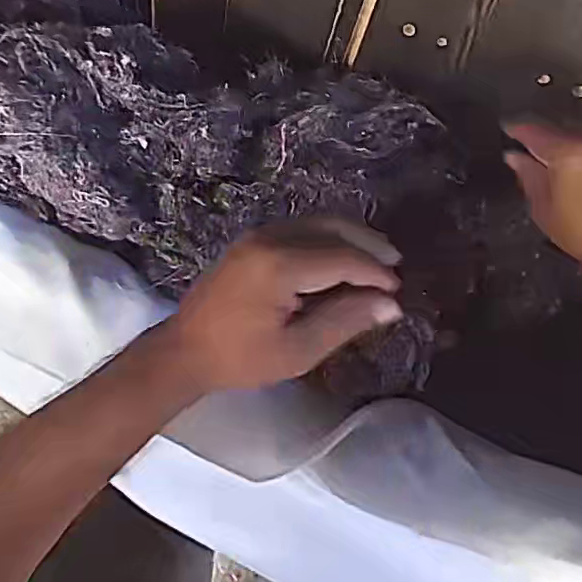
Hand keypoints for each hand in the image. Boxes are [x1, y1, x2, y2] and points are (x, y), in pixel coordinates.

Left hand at [141, 217, 403, 393]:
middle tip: (395, 264)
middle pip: (330, 229)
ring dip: (347, 237)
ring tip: (375, 259)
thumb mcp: (297, 350)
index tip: (397, 291)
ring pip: (314, 223)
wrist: (184, 349)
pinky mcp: (249, 241)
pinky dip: (324, 238)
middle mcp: (268, 239)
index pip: (342, 258)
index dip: (374, 273)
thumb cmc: (240, 358)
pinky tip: (338, 259)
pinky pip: (297, 229)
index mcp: (279, 264)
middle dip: (366, 244)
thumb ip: (344, 321)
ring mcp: (255, 236)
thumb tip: (390, 304)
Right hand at [503, 121, 581, 265]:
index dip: (519, 131)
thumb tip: (518, 160)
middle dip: (555, 152)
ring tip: (579, 188)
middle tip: (545, 169)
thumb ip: (528, 177)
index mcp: (571, 155)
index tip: (513, 131)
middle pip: (569, 139)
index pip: (536, 133)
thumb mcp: (544, 210)